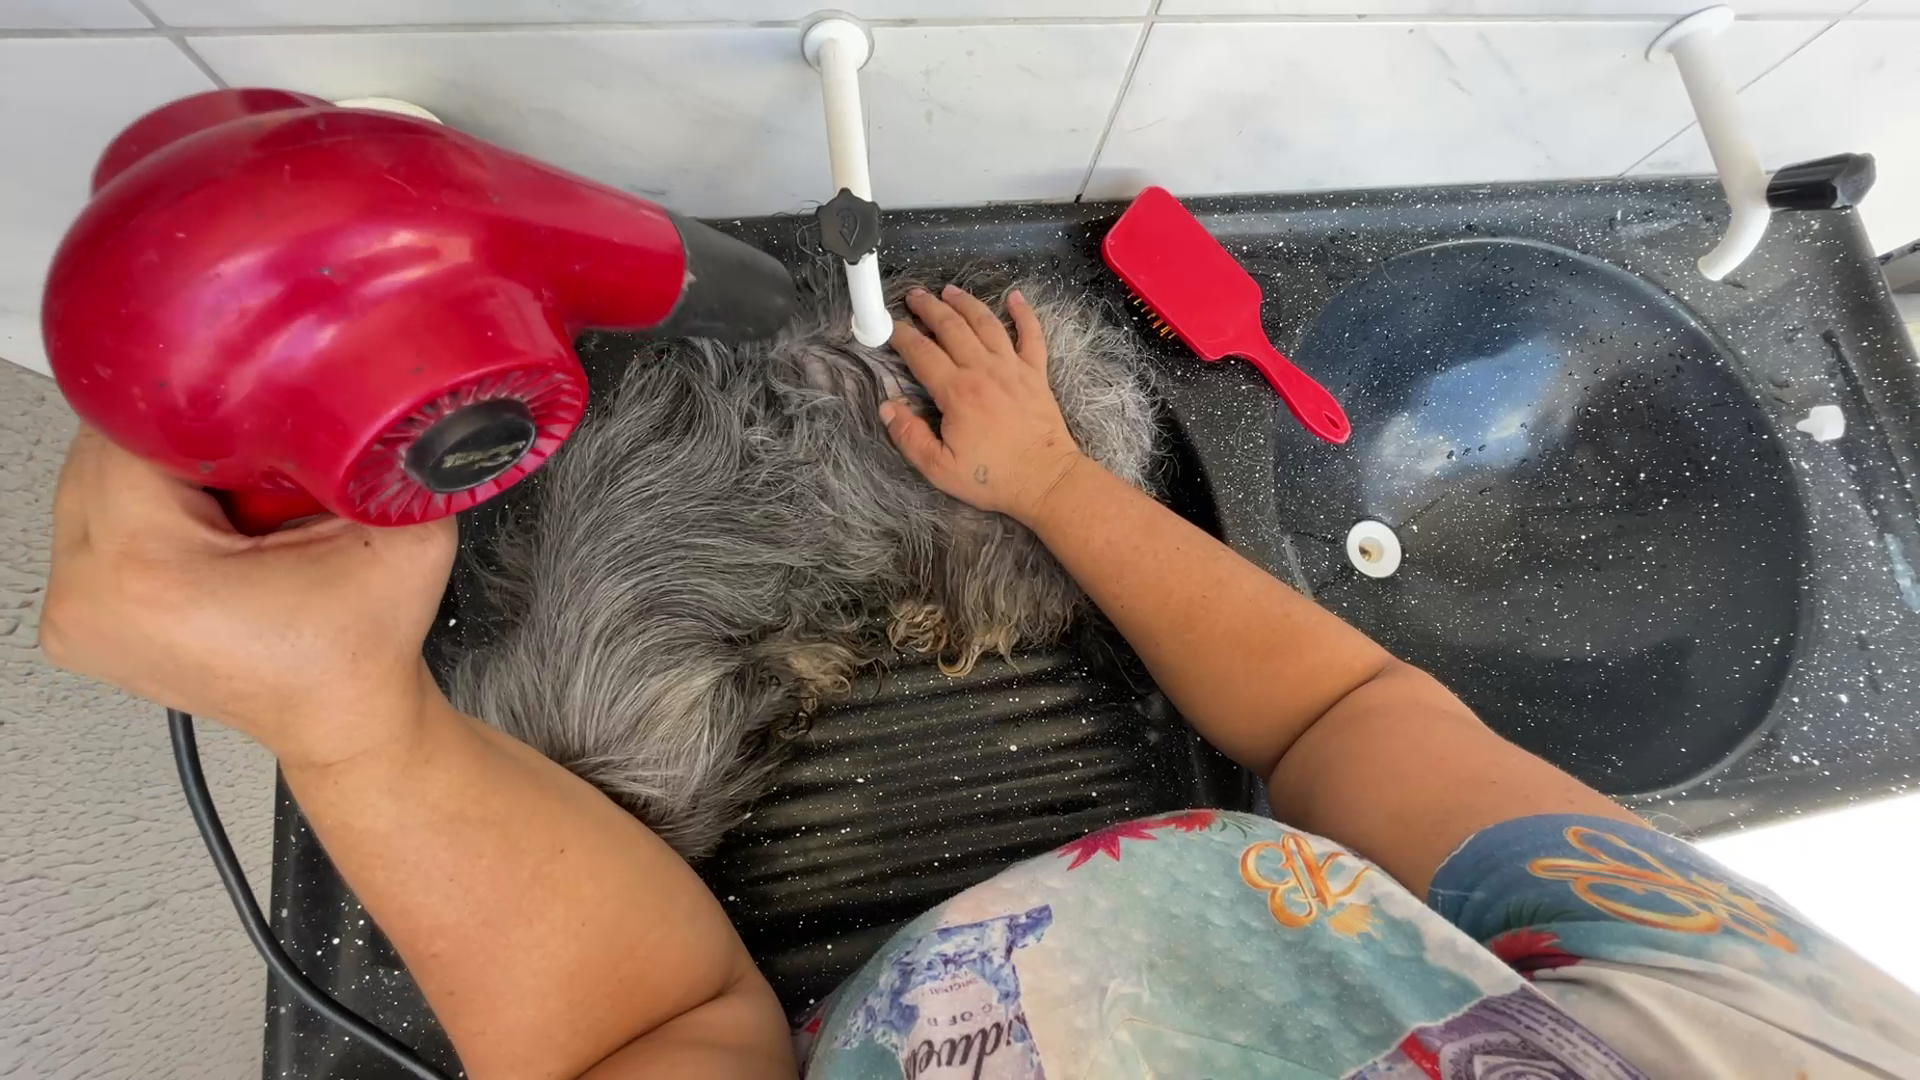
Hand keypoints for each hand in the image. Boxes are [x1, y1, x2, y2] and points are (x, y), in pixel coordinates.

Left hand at [39, 427, 457, 768]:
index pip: (126, 439)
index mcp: (148, 572)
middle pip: (100, 463)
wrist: (347, 712)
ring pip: (95, 497)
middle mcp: (87, 597)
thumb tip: (382, 426)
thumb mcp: (408, 543)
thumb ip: (394, 474)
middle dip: (187, 452)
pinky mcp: (81, 626)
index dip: (199, 416)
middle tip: (268, 474)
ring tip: (250, 516)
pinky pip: (98, 538)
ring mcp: (73, 617)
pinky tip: (223, 545)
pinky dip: (157, 524)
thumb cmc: (363, 649)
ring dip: (171, 486)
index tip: (257, 422)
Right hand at [881, 285, 1089, 524]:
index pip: (921, 353)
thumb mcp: (939, 468)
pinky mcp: (1036, 374)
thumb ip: (909, 436)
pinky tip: (1015, 297)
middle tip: (914, 296)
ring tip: (949, 290)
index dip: (902, 336)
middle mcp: (983, 371)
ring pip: (986, 323)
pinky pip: (1031, 335)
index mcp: (957, 392)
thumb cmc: (992, 477)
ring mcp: (1013, 368)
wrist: (1045, 481)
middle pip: (951, 327)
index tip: (888, 327)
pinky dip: (1024, 313)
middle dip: (929, 307)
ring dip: (965, 303)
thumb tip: (888, 407)